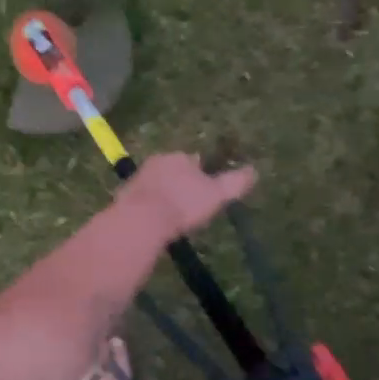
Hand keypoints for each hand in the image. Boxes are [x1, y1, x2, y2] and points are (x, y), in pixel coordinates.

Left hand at [115, 153, 255, 240]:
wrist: (142, 218)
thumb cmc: (184, 203)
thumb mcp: (216, 194)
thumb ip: (234, 182)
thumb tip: (254, 171)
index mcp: (178, 157)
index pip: (194, 161)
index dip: (202, 176)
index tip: (206, 192)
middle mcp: (155, 162)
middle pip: (173, 171)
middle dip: (180, 184)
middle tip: (190, 205)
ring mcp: (137, 178)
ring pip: (156, 184)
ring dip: (164, 195)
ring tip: (173, 216)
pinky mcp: (124, 196)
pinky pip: (142, 200)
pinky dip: (149, 207)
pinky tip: (155, 222)